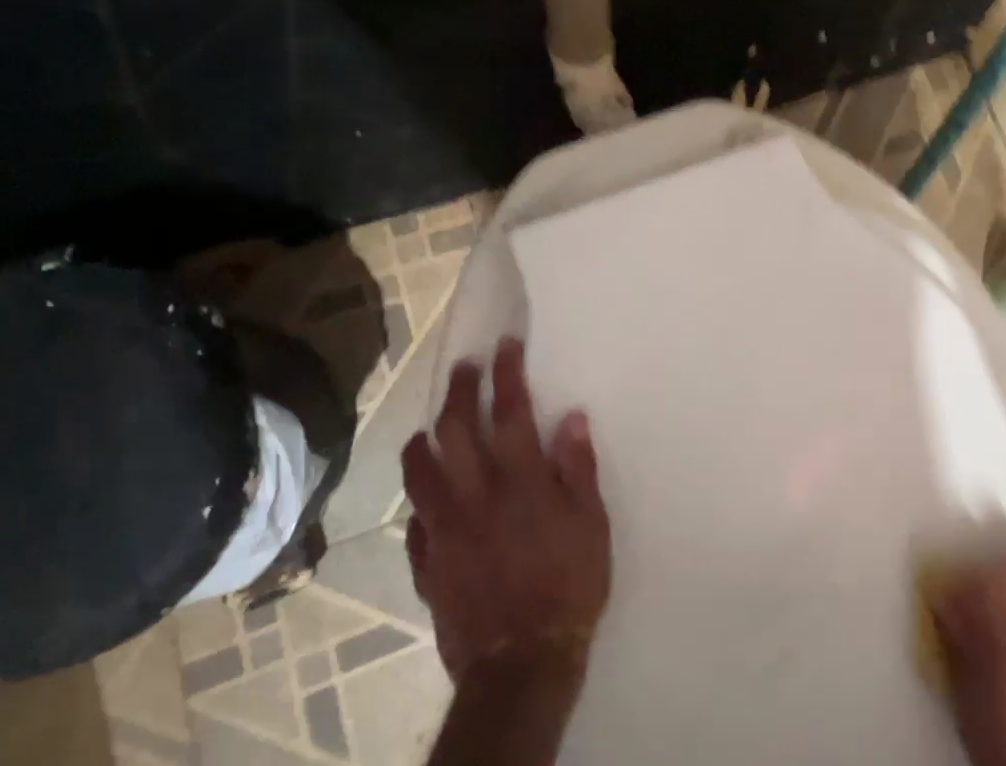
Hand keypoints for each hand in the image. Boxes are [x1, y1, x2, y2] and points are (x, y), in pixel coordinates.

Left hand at [401, 338, 610, 681]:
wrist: (522, 658)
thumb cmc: (571, 585)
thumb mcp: (591, 524)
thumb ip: (578, 469)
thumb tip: (571, 418)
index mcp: (520, 483)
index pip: (510, 414)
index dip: (506, 376)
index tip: (504, 347)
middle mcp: (475, 496)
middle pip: (456, 431)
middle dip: (459, 393)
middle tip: (465, 369)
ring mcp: (443, 528)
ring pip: (420, 470)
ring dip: (424, 439)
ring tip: (430, 426)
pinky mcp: (426, 560)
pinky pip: (414, 519)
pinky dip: (419, 498)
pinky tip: (425, 495)